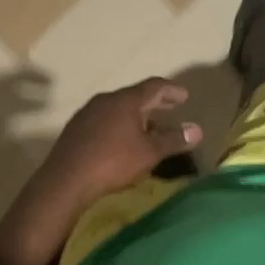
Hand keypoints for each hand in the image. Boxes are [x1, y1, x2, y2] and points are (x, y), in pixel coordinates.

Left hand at [36, 78, 201, 209]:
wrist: (67, 178)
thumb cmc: (114, 161)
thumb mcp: (150, 152)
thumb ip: (174, 140)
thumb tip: (198, 130)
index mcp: (127, 100)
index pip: (154, 86)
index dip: (172, 90)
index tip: (184, 95)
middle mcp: (106, 99)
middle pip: (135, 96)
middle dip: (155, 103)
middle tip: (170, 108)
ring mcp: (88, 112)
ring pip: (118, 109)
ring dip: (136, 116)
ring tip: (149, 128)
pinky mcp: (76, 128)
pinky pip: (104, 120)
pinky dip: (119, 125)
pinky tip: (122, 140)